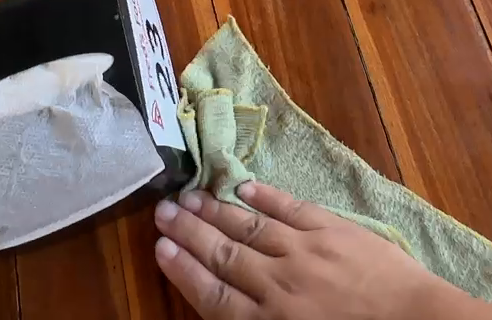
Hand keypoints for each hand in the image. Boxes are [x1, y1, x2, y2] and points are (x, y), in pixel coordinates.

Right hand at [152, 181, 491, 319]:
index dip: (185, 270)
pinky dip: (265, 197)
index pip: (215, 294)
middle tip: (162, 211)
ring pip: (251, 226)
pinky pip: (290, 208)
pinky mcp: (331, 229)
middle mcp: (279, 285)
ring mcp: (305, 251)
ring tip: (190, 196)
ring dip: (217, 211)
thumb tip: (231, 305)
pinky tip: (244, 187)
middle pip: (225, 254)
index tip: (160, 247)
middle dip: (190, 233)